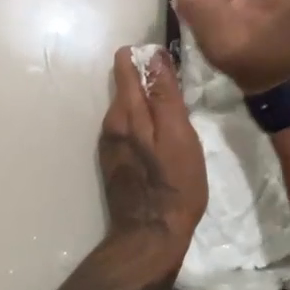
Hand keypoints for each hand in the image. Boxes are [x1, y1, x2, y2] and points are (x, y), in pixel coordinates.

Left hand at [100, 46, 206, 263]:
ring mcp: (110, 144)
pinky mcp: (114, 162)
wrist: (150, 235)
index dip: (144, 57)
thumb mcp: (179, 135)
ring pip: (127, 108)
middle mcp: (112, 122)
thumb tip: (155, 57)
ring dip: (144, 102)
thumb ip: (165, 95)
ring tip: (171, 108)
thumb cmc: (174, 183)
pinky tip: (159, 135)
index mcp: (127, 112)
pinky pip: (127, 128)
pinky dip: (141, 123)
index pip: (127, 67)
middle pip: (126, 87)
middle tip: (174, 83)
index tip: (162, 54)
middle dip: (145, 78)